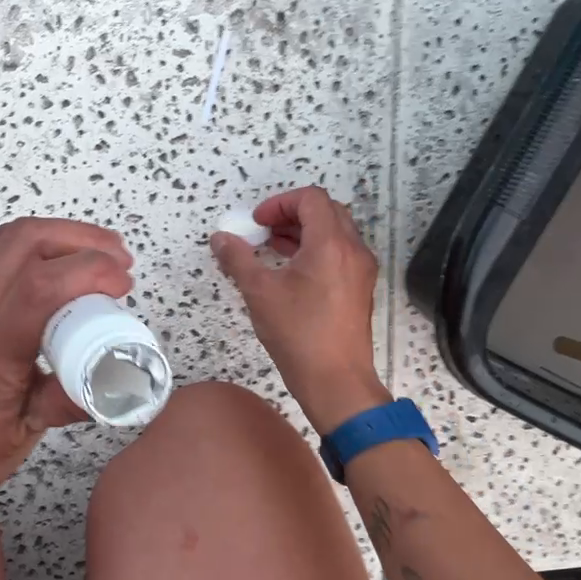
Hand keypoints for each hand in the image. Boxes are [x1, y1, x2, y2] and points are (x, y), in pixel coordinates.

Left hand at [0, 218, 133, 526]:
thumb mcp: (27, 435)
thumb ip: (69, 397)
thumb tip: (114, 366)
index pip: (37, 288)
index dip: (88, 270)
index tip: (122, 283)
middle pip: (20, 241)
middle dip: (79, 237)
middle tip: (118, 258)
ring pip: (6, 241)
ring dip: (58, 238)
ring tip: (98, 259)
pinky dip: (38, 252)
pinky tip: (63, 275)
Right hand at [210, 186, 390, 432]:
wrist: (336, 380)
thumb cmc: (298, 334)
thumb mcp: (259, 292)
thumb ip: (238, 259)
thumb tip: (220, 238)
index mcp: (331, 244)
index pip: (311, 199)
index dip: (279, 202)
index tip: (256, 222)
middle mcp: (353, 250)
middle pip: (326, 210)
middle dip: (291, 213)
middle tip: (263, 230)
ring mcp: (360, 269)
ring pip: (334, 231)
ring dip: (303, 231)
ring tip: (272, 248)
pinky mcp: (359, 288)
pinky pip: (339, 252)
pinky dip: (315, 249)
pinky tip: (290, 271)